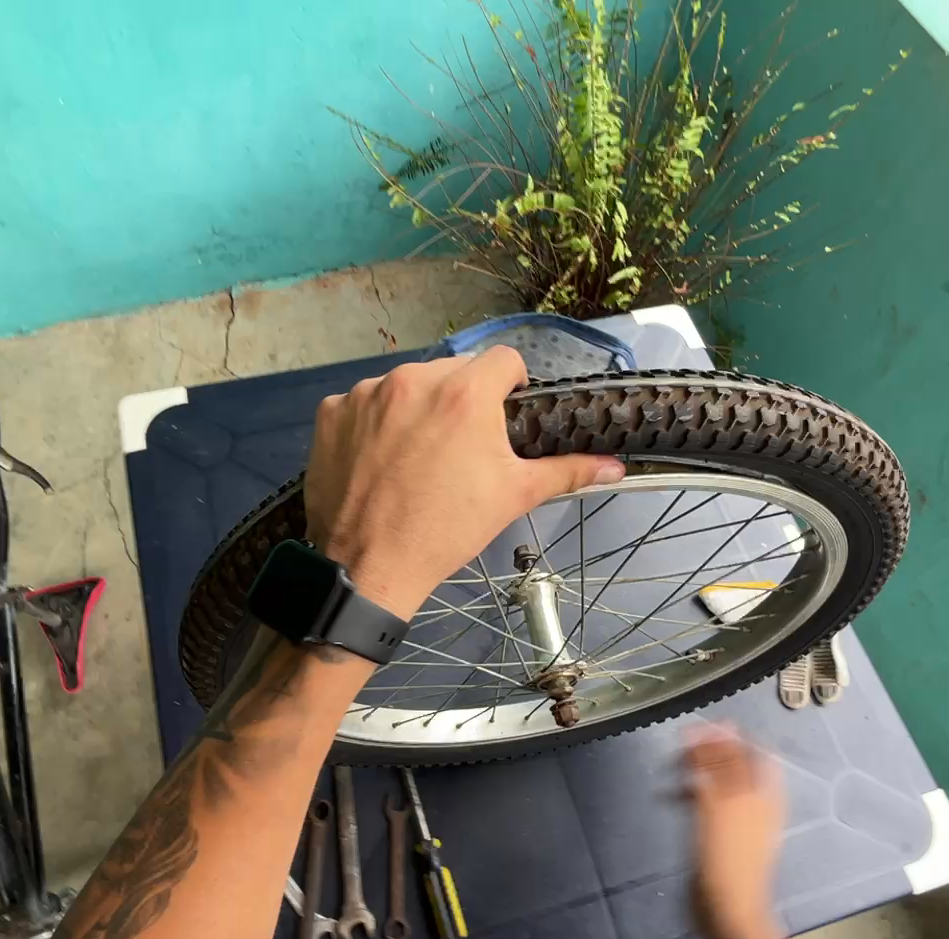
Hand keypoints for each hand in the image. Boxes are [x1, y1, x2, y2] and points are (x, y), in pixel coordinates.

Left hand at [303, 347, 623, 617]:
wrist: (369, 567)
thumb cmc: (448, 530)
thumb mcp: (513, 497)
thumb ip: (567, 472)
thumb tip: (617, 467)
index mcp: (465, 393)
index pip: (504, 359)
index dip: (511, 386)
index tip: (505, 414)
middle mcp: (413, 379)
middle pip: (452, 372)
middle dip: (462, 400)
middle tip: (459, 449)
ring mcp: (366, 393)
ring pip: (406, 386)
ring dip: (417, 409)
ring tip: (415, 459)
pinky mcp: (331, 413)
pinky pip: (362, 405)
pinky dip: (373, 424)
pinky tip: (377, 461)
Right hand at [685, 724, 786, 938]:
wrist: (730, 911)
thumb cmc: (726, 860)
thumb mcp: (721, 807)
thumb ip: (718, 767)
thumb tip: (717, 729)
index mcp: (763, 795)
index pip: (754, 752)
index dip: (733, 735)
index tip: (706, 724)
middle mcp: (755, 803)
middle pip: (737, 764)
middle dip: (712, 748)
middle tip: (683, 738)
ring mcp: (740, 821)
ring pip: (722, 782)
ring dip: (700, 768)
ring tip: (674, 762)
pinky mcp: (723, 836)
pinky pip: (711, 804)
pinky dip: (693, 792)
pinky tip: (674, 793)